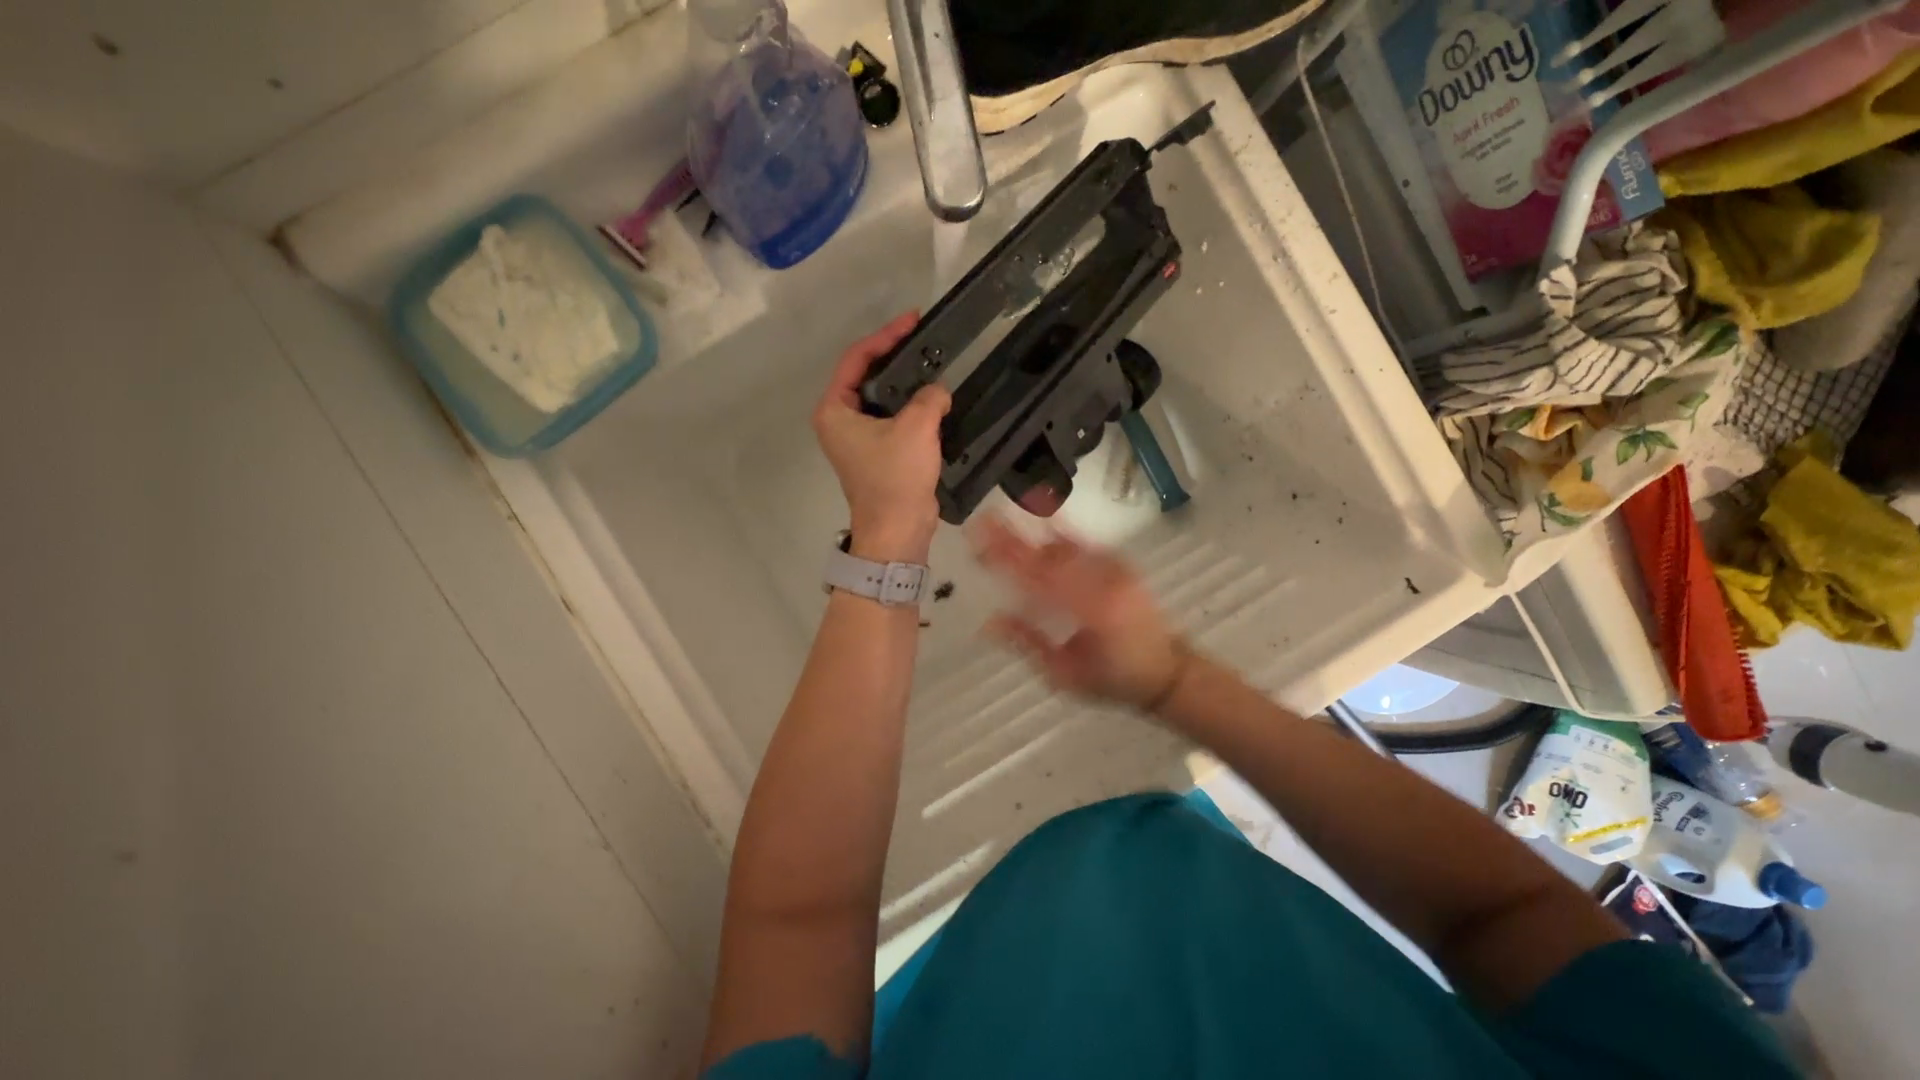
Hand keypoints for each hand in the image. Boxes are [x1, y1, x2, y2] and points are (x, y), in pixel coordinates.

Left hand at [813, 313, 951, 562]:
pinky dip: (911, 405)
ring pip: (882, 397)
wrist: (898, 530)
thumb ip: (928, 397)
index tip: (912, 320)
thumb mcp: (916, 427)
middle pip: (867, 375)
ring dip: (906, 382)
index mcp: (834, 410)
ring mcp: (858, 438)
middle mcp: (839, 421)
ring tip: (932, 363)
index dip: (885, 336)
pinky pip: (893, 418)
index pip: (856, 359)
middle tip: (923, 337)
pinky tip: (934, 396)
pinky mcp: (878, 452)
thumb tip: (937, 391)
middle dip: (895, 356)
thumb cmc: (896, 476)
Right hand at [974, 516, 1187, 710]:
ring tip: (1006, 521)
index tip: (979, 541)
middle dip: (1014, 536)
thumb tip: (989, 621)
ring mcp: (1116, 571)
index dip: (1005, 557)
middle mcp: (1103, 583)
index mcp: (1087, 611)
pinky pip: (1088, 544)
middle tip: (984, 520)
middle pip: (1049, 553)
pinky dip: (1063, 535)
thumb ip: (1028, 644)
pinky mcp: (1124, 566)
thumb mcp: (1064, 674)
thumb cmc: (1111, 680)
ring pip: (1068, 544)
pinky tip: (1044, 524)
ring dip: (1035, 532)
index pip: (1037, 578)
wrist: (1166, 671)